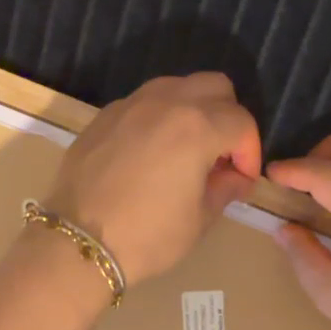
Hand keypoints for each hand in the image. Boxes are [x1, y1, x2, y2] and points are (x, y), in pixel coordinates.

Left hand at [45, 74, 261, 283]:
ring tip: (187, 153)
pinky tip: (152, 156)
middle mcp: (166, 102)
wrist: (80, 242)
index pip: (241, 122)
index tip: (242, 180)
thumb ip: (223, 190)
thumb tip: (236, 177)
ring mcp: (130, 104)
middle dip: (228, 119)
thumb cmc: (147, 238)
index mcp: (197, 127)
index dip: (250, 152)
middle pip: (215, 87)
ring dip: (194, 112)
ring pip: (178, 87)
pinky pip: (144, 103)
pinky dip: (160, 120)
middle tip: (221, 158)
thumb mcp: (197, 221)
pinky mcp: (104, 116)